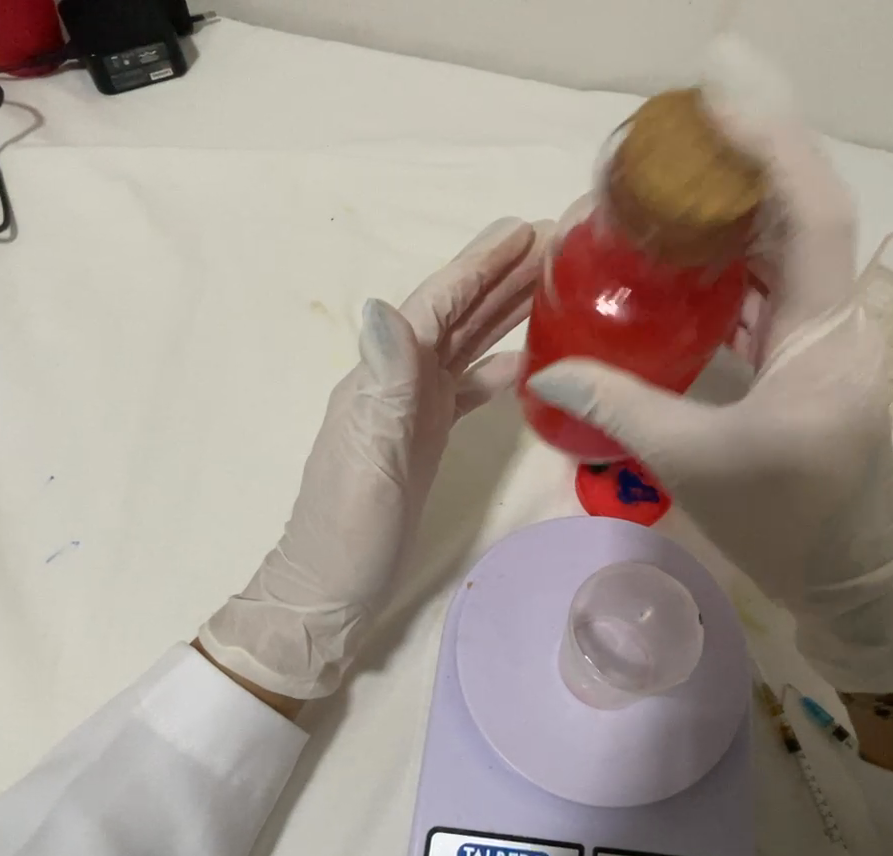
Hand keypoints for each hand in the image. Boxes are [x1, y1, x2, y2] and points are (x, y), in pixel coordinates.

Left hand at [198, 218, 546, 703]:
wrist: (333, 587)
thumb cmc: (347, 531)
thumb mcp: (368, 460)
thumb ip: (385, 387)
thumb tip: (384, 306)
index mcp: (382, 377)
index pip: (436, 307)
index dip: (479, 266)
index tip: (525, 231)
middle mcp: (398, 381)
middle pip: (456, 315)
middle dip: (502, 276)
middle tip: (560, 246)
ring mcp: (414, 408)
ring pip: (468, 345)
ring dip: (505, 312)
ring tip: (556, 288)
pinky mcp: (428, 435)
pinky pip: (471, 386)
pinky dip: (500, 368)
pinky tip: (533, 360)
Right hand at [527, 45, 892, 694]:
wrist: (849, 582)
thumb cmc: (788, 523)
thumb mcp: (696, 463)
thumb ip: (620, 408)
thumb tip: (549, 368)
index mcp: (823, 333)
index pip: (810, 207)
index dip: (768, 136)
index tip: (718, 81)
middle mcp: (835, 323)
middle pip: (797, 215)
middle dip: (742, 163)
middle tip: (675, 133)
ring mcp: (826, 346)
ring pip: (785, 257)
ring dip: (736, 217)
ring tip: (674, 189)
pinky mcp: (809, 371)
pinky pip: (772, 298)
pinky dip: (731, 273)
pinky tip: (687, 272)